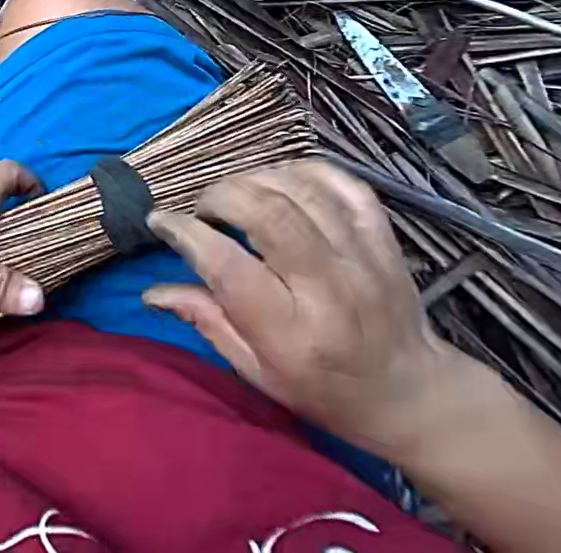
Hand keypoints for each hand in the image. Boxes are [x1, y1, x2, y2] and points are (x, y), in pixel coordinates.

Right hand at [142, 160, 465, 454]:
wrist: (408, 390)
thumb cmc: (323, 389)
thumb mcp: (257, 370)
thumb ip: (207, 320)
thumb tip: (151, 291)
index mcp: (290, 332)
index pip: (227, 265)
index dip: (186, 232)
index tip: (162, 220)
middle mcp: (327, 287)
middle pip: (266, 212)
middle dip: (221, 196)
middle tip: (205, 208)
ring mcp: (361, 255)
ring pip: (300, 188)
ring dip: (256, 179)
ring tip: (238, 193)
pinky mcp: (382, 234)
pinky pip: (341, 181)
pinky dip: (303, 169)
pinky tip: (281, 179)